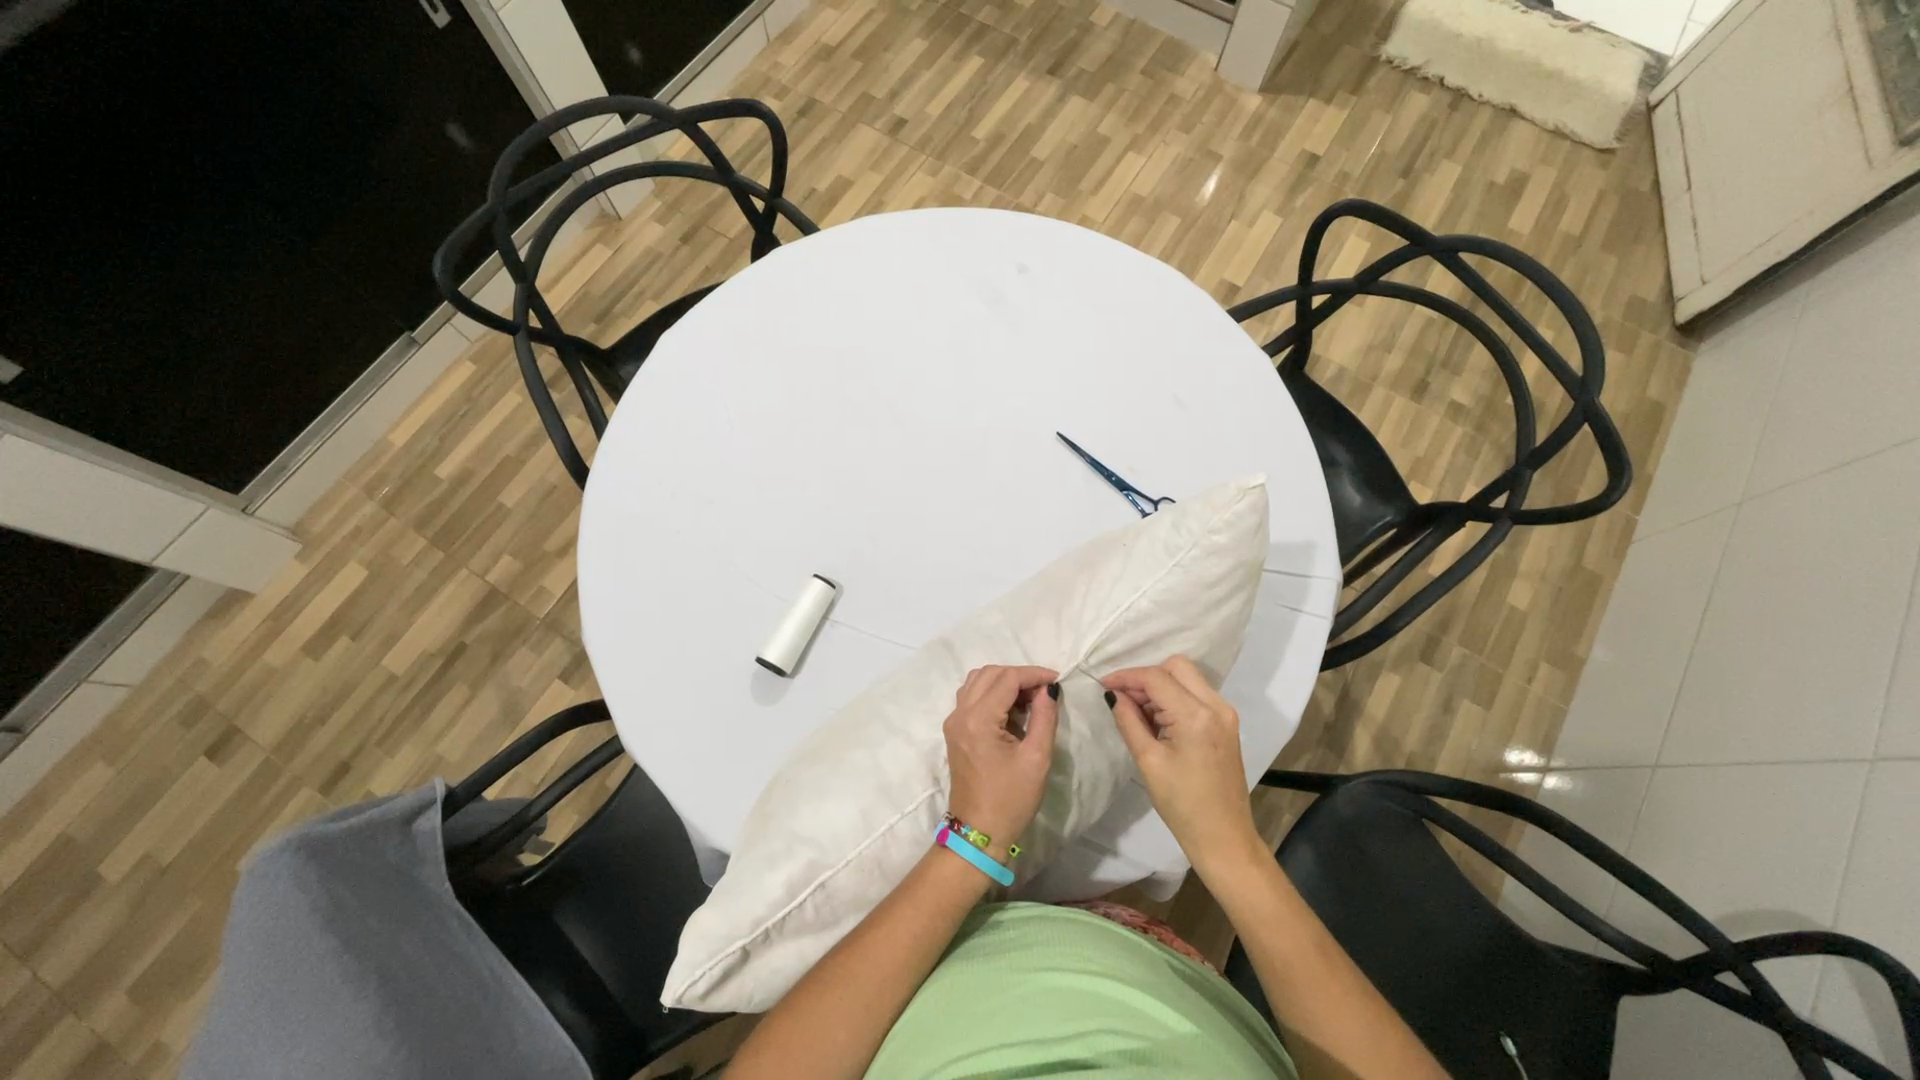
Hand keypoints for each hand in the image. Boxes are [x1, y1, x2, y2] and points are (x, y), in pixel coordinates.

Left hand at [942, 665, 1058, 858]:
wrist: (979, 831)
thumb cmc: (1011, 799)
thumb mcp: (1037, 758)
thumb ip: (1044, 717)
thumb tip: (1047, 690)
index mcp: (978, 720)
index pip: (1007, 678)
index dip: (1034, 674)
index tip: (1057, 681)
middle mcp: (960, 714)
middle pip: (989, 674)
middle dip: (1019, 676)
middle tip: (1044, 691)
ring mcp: (953, 722)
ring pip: (977, 682)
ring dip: (1004, 682)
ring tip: (1030, 699)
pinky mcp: (954, 731)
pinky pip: (971, 697)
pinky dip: (992, 694)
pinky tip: (1012, 710)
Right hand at [1102, 656, 1262, 873]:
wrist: (1223, 835)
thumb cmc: (1181, 803)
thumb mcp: (1148, 761)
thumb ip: (1129, 721)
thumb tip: (1115, 695)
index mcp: (1196, 715)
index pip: (1156, 678)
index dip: (1126, 677)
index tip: (1102, 685)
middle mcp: (1216, 705)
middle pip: (1177, 667)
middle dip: (1146, 677)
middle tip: (1124, 699)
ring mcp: (1225, 714)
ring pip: (1188, 678)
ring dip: (1161, 687)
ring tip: (1138, 713)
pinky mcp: (1227, 724)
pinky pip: (1197, 695)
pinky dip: (1175, 698)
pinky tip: (1158, 720)